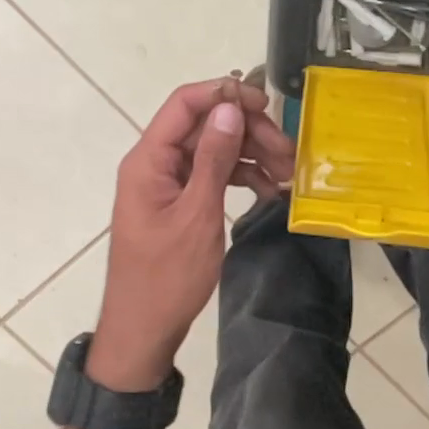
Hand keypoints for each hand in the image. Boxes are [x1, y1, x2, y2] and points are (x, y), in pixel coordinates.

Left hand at [89, 74, 294, 390]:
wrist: (142, 334)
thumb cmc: (166, 278)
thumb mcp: (197, 216)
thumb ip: (213, 159)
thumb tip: (229, 107)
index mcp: (149, 159)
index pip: (185, 103)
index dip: (224, 94)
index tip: (264, 105)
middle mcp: (156, 161)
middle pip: (205, 124)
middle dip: (247, 130)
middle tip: (286, 151)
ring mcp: (168, 180)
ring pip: (214, 147)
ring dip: (251, 154)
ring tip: (287, 173)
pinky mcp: (180, 199)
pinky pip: (213, 173)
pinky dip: (241, 176)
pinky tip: (270, 191)